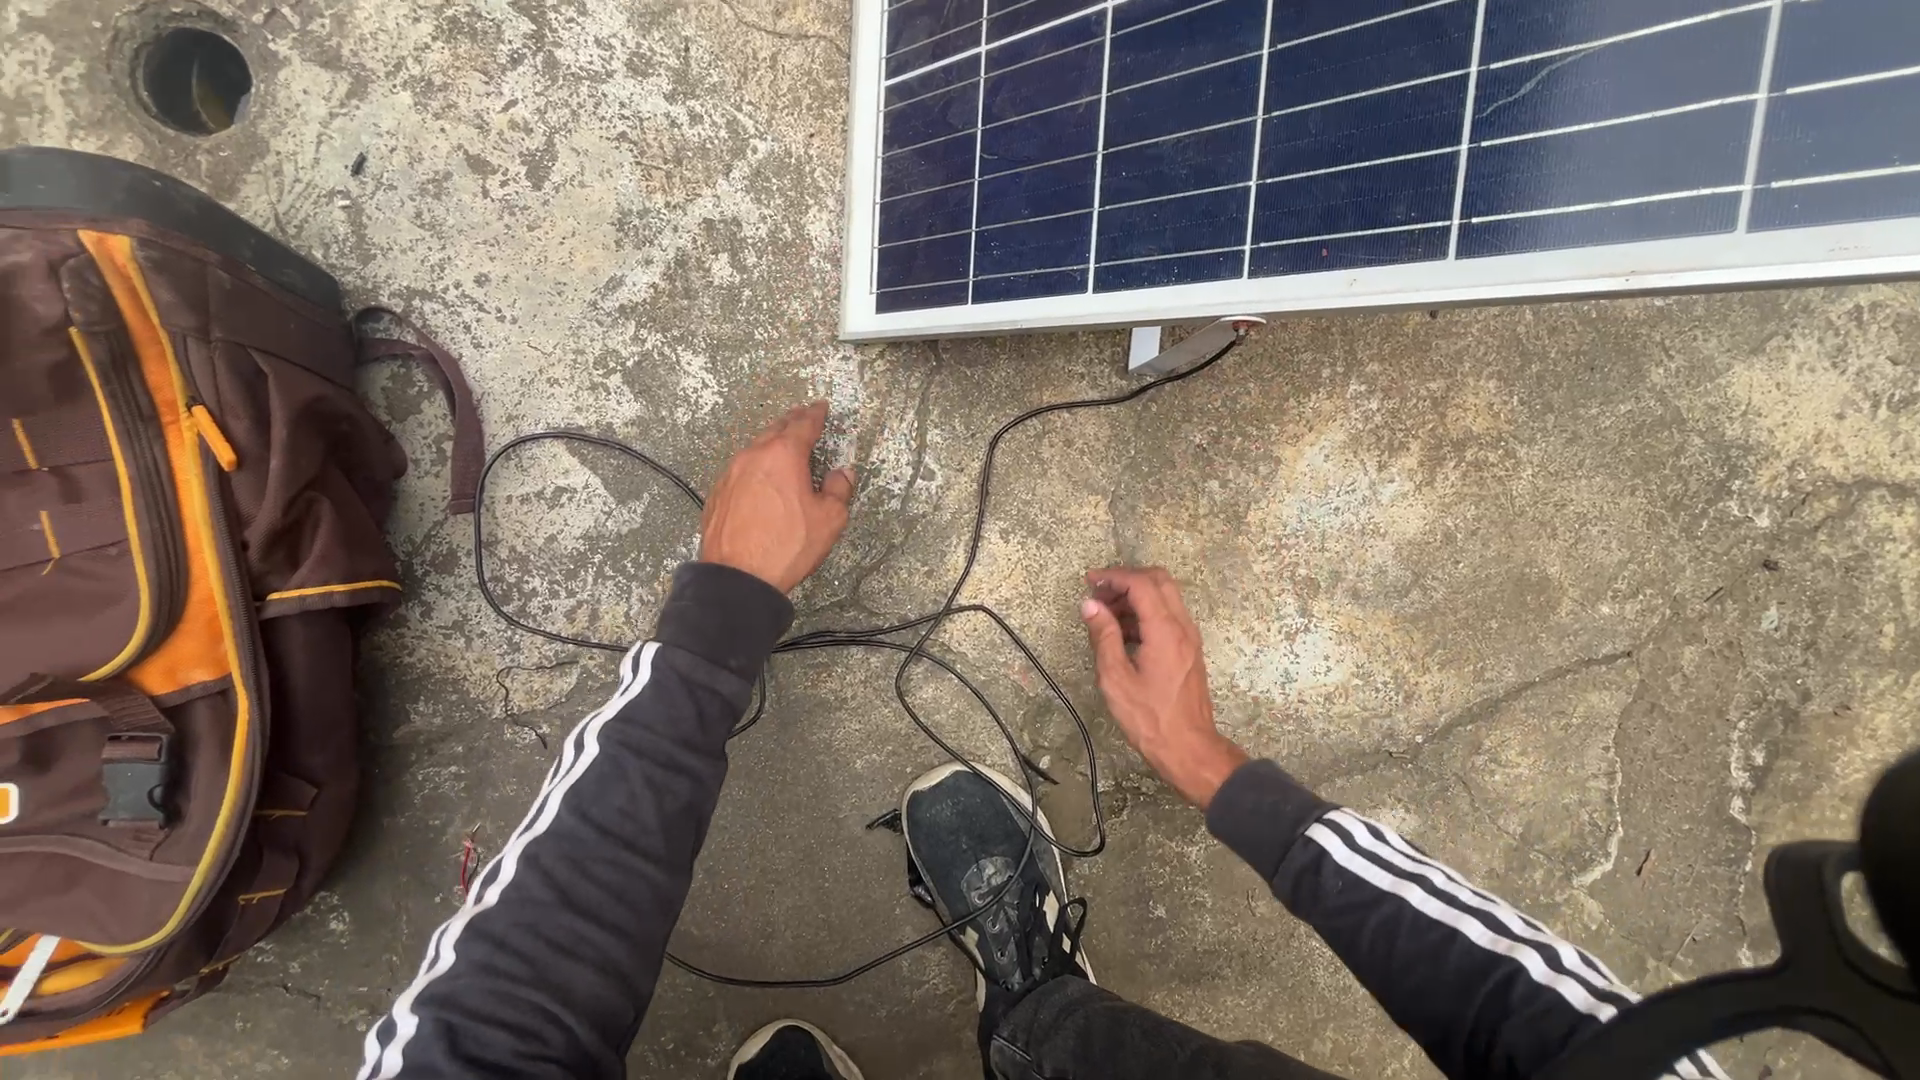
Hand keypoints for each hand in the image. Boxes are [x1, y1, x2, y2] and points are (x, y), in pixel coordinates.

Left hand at [699, 402, 855, 592]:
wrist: (738, 577)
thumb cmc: (785, 547)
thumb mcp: (829, 520)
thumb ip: (838, 490)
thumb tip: (842, 475)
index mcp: (783, 455)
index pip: (803, 425)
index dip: (815, 414)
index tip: (821, 407)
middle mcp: (753, 457)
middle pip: (775, 429)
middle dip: (792, 422)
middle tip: (803, 416)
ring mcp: (730, 475)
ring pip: (755, 448)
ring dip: (771, 443)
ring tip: (783, 445)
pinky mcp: (718, 495)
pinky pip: (740, 470)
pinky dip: (755, 466)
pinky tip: (761, 477)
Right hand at [1079, 567, 1247, 808]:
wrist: (1189, 749)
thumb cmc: (1149, 719)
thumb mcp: (1116, 679)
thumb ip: (1103, 637)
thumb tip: (1090, 605)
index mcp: (1165, 631)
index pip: (1141, 584)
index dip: (1114, 576)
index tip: (1090, 582)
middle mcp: (1182, 627)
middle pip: (1159, 580)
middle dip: (1127, 580)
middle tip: (1099, 594)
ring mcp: (1189, 637)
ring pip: (1165, 596)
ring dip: (1135, 596)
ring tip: (1104, 615)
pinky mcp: (1188, 649)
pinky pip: (1168, 615)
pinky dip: (1144, 612)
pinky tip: (1122, 633)